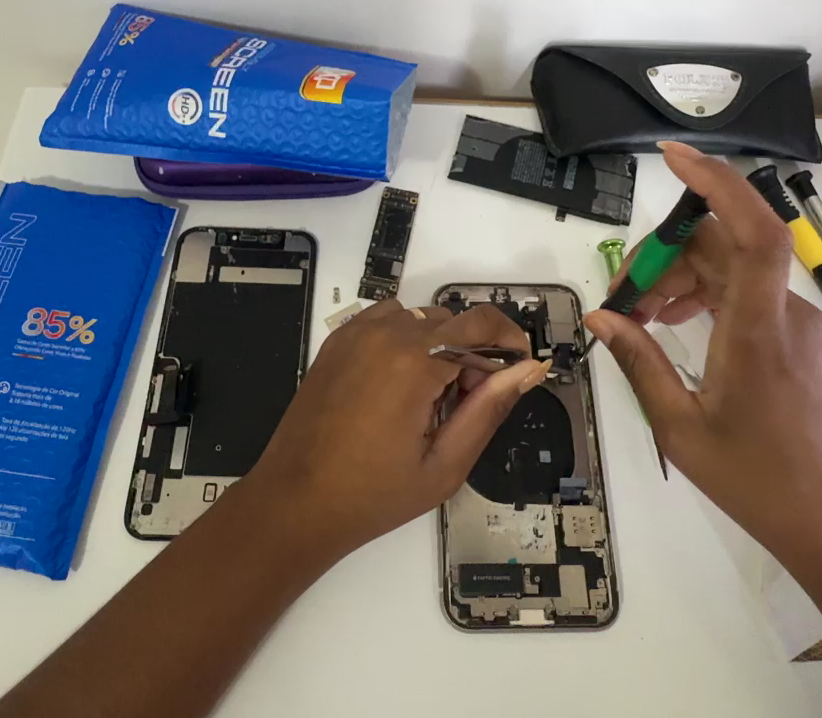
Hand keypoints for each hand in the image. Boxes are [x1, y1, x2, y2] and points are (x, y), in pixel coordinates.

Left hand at [244, 299, 547, 558]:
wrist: (294, 502)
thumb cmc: (372, 495)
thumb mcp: (445, 464)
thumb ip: (489, 408)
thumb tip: (527, 369)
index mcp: (413, 361)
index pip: (481, 323)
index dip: (510, 341)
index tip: (517, 369)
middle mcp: (384, 334)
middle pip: (452, 321)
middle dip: (473, 353)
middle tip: (466, 405)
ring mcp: (355, 334)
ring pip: (420, 317)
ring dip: (438, 345)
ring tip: (430, 400)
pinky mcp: (336, 342)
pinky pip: (386, 320)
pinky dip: (404, 339)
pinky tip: (398, 384)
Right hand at [583, 141, 821, 556]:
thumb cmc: (763, 484)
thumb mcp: (682, 430)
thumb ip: (640, 364)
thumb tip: (603, 319)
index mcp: (758, 329)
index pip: (750, 229)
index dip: (715, 182)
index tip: (672, 157)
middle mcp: (786, 315)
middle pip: (723, 249)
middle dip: (663, 258)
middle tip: (622, 301)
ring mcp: (803, 328)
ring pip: (735, 274)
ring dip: (683, 281)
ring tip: (643, 319)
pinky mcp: (807, 346)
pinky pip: (752, 299)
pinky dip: (710, 300)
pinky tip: (682, 329)